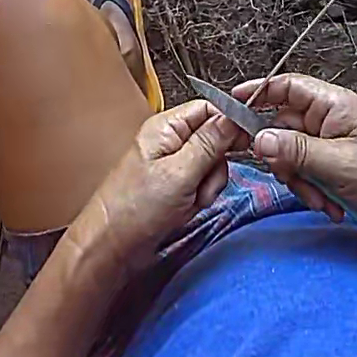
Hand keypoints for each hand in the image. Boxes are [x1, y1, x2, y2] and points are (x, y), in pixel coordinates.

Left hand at [68, 99, 247, 271]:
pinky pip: (202, 185)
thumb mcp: (179, 173)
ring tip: (189, 201)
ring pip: (212, 165)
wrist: (110, 248)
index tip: (245, 141)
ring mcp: (173, 164)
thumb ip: (209, 143)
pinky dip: (200, 199)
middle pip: (215, 139)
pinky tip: (185, 210)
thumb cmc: (133, 209)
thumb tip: (234, 117)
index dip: (230, 123)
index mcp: (166, 126)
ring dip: (208, 186)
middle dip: (216, 165)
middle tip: (202, 183)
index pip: (210, 109)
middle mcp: (170, 140)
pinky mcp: (175, 185)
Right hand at [233, 73, 356, 233]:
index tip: (232, 106)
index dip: (257, 92)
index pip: (285, 86)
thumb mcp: (339, 164)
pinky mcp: (333, 162)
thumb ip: (295, 151)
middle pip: (282, 126)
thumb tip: (258, 140)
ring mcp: (330, 140)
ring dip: (300, 180)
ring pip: (291, 153)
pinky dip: (312, 189)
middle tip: (290, 177)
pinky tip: (330, 204)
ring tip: (321, 198)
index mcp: (332, 104)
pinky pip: (306, 171)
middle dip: (284, 158)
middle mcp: (328, 118)